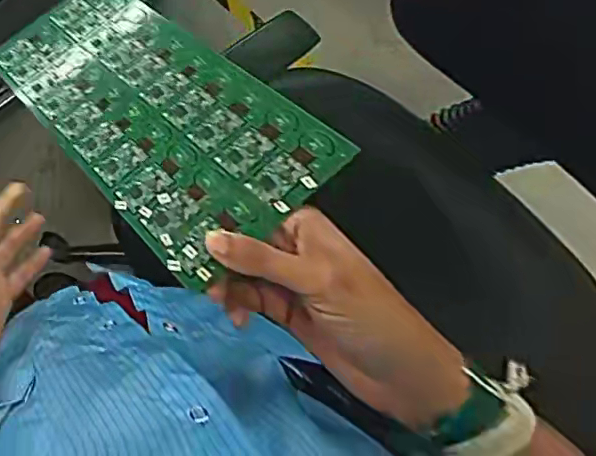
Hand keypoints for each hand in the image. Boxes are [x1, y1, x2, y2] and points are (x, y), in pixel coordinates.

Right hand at [206, 208, 468, 429]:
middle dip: (213, 250)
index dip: (216, 208)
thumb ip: (261, 259)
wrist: (413, 386)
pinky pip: (244, 295)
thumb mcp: (317, 281)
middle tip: (189, 259)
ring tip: (215, 295)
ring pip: (235, 268)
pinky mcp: (281, 307)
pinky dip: (234, 303)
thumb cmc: (377, 319)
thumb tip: (210, 238)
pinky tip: (235, 314)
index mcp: (301, 226)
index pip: (250, 208)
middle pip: (236, 239)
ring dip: (222, 281)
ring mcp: (283, 278)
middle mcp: (288, 246)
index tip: (182, 210)